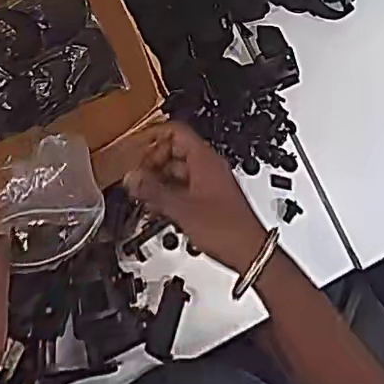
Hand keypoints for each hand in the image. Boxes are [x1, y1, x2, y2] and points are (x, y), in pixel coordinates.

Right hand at [124, 122, 268, 271]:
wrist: (250, 252)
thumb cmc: (226, 228)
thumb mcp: (181, 208)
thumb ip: (154, 192)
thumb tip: (133, 178)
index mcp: (203, 158)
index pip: (175, 131)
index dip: (154, 136)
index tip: (136, 147)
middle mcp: (208, 165)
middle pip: (174, 150)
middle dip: (152, 162)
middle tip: (136, 177)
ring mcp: (210, 180)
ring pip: (178, 170)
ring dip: (159, 179)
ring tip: (143, 194)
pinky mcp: (211, 197)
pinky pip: (185, 185)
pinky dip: (170, 192)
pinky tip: (159, 207)